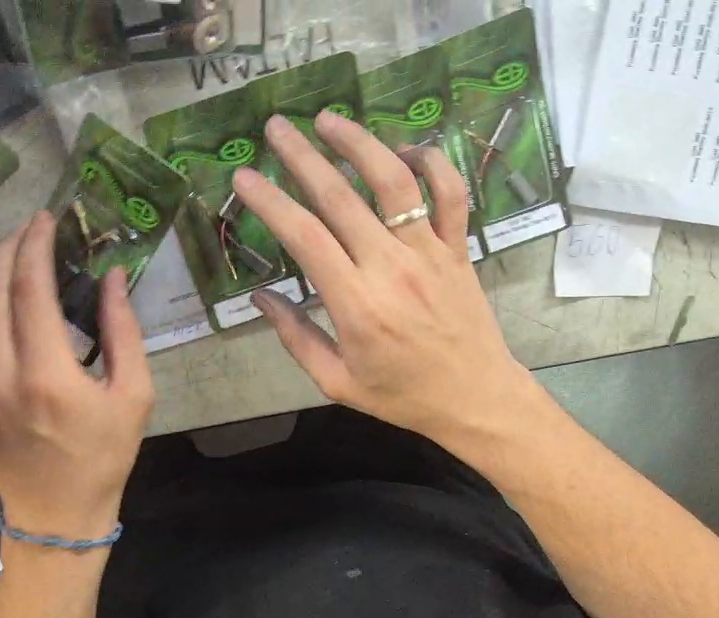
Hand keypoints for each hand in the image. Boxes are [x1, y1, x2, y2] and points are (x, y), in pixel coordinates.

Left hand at [0, 212, 154, 540]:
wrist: (58, 510)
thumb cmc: (103, 455)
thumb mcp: (135, 397)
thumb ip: (124, 333)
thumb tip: (112, 274)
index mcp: (47, 375)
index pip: (30, 288)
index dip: (35, 246)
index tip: (45, 222)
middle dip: (5, 248)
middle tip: (22, 230)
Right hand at [231, 110, 542, 449]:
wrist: (474, 398)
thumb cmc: (402, 396)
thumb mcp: (337, 383)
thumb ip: (296, 339)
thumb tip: (260, 298)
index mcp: (356, 304)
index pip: (304, 237)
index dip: (269, 201)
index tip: (244, 177)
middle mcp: (390, 268)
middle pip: (340, 196)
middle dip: (302, 156)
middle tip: (276, 127)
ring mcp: (429, 252)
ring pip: (393, 181)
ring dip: (358, 143)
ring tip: (329, 120)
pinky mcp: (458, 248)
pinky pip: (449, 192)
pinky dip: (429, 162)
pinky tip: (403, 150)